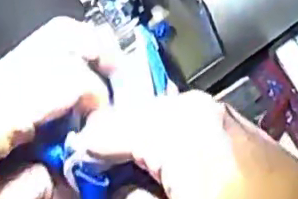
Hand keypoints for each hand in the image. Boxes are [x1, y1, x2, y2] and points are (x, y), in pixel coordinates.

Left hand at [0, 17, 121, 198]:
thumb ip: (27, 193)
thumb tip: (69, 171)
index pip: (62, 76)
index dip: (97, 97)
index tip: (109, 132)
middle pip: (55, 40)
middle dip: (96, 58)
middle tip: (121, 94)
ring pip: (38, 50)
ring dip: (72, 71)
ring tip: (90, 111)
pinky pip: (16, 75)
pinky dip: (46, 87)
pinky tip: (50, 126)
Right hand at [71, 90, 297, 198]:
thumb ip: (128, 197)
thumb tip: (95, 186)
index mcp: (179, 122)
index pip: (102, 124)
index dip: (79, 157)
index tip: (63, 178)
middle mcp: (199, 108)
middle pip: (128, 126)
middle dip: (110, 163)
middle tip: (96, 186)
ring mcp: (219, 118)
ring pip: (154, 134)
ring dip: (140, 166)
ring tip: (139, 191)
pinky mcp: (234, 135)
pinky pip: (183, 141)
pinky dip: (168, 164)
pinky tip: (168, 187)